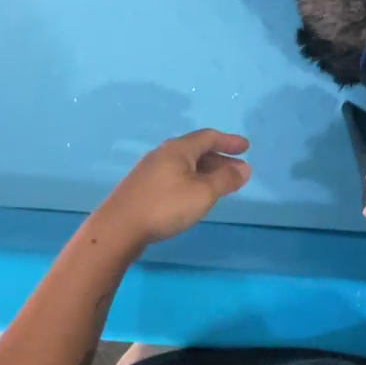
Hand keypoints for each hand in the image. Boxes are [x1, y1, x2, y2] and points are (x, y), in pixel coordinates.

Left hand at [94, 129, 252, 246]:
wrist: (119, 227)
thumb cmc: (166, 205)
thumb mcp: (203, 192)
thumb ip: (225, 179)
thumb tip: (244, 168)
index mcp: (178, 149)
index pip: (208, 137)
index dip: (229, 141)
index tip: (246, 147)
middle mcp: (163, 153)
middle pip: (197, 150)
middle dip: (220, 159)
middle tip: (239, 171)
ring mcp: (150, 170)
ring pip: (185, 164)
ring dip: (206, 171)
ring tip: (221, 185)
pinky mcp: (143, 187)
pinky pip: (175, 175)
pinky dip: (192, 180)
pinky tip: (194, 195)